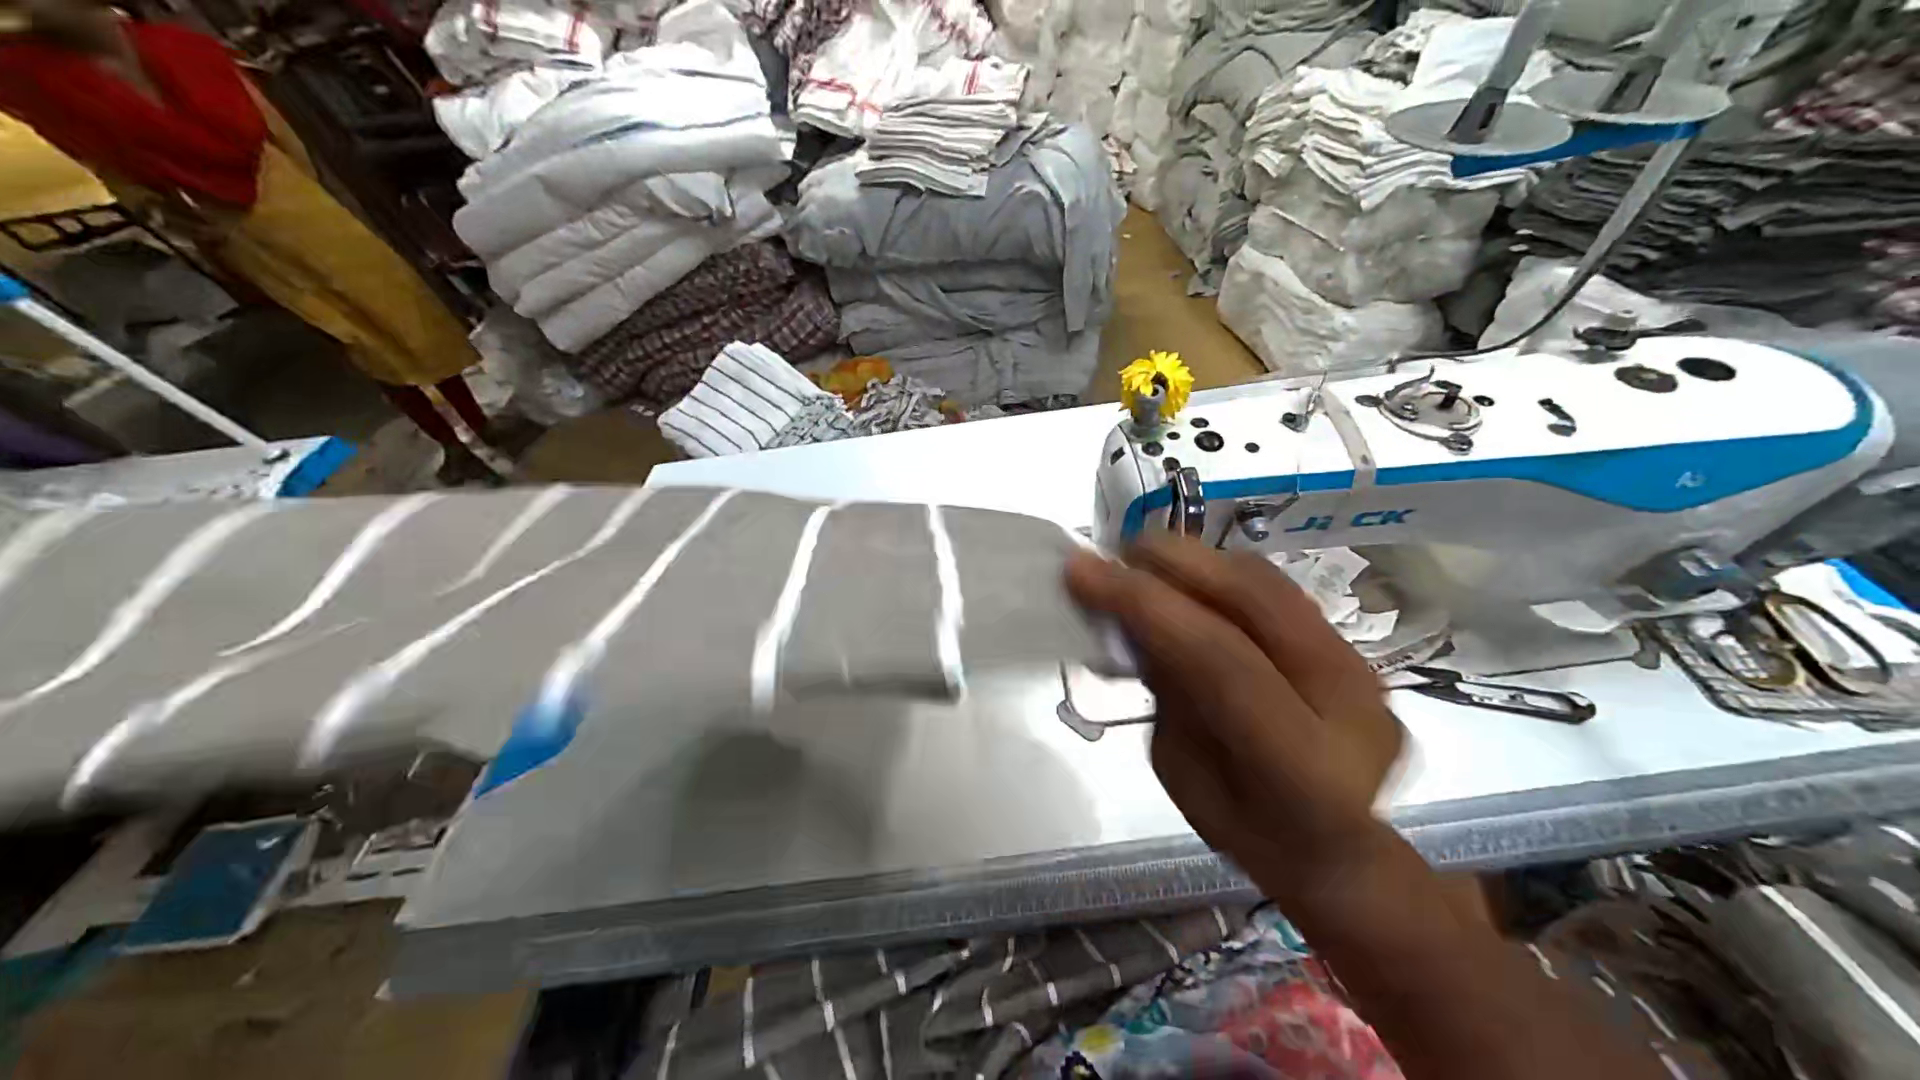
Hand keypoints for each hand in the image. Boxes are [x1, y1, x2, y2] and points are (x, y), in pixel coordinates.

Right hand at [1065, 534, 1405, 902]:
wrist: (1337, 847)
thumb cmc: (1242, 828)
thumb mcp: (1181, 770)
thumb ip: (1168, 691)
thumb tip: (1138, 618)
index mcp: (1302, 765)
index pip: (1219, 659)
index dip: (1145, 605)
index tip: (1081, 570)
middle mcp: (1349, 705)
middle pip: (1254, 600)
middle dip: (1174, 563)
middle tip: (1114, 554)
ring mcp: (1363, 668)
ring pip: (1269, 583)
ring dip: (1198, 562)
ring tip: (1146, 564)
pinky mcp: (1357, 647)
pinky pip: (1279, 591)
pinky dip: (1223, 575)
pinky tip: (1188, 583)